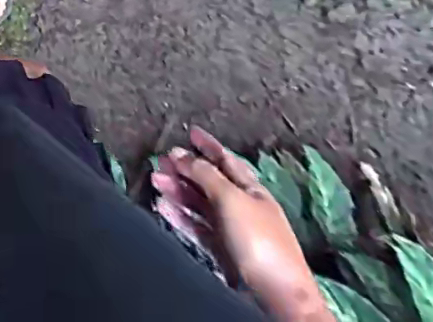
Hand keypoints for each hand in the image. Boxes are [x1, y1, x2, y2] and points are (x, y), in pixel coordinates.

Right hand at [152, 126, 331, 321]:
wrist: (277, 300)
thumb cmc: (259, 241)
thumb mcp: (231, 198)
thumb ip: (205, 173)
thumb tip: (182, 154)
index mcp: (252, 191)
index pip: (226, 161)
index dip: (208, 146)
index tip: (190, 132)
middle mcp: (242, 208)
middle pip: (209, 182)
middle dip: (185, 168)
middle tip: (161, 160)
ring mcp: (232, 232)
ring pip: (199, 204)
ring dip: (177, 190)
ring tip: (156, 181)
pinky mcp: (222, 253)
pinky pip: (196, 228)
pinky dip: (180, 216)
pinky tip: (163, 207)